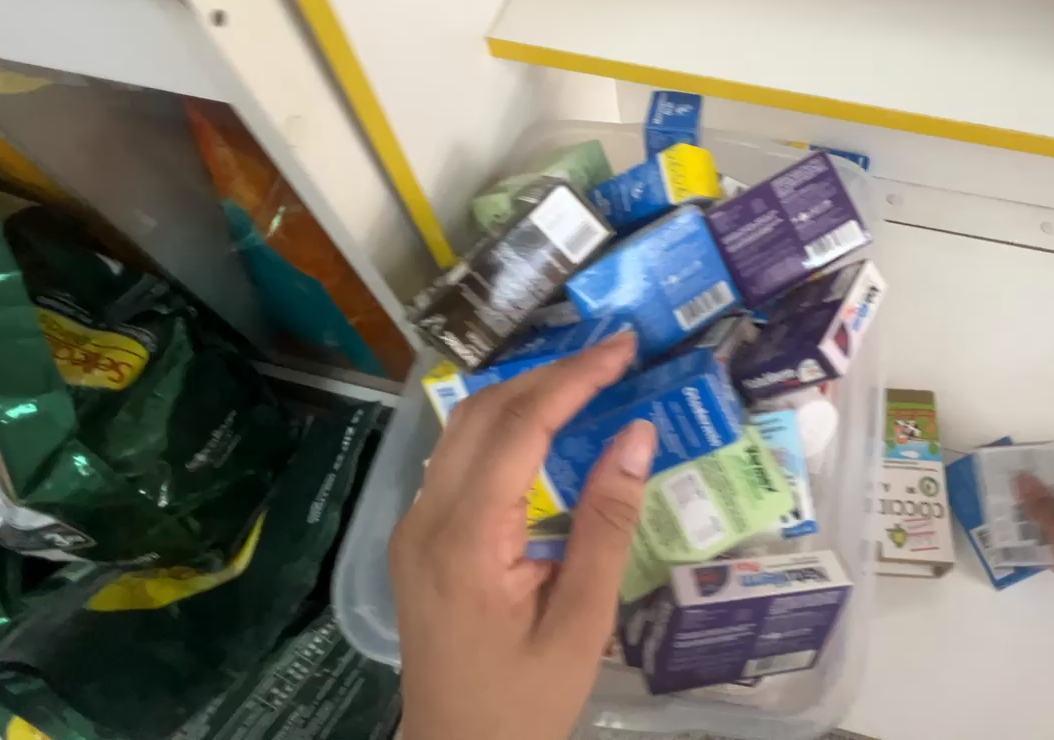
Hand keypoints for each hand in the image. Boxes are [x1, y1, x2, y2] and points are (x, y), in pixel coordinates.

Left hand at [391, 333, 654, 739]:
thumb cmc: (525, 703)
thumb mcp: (583, 621)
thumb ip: (608, 522)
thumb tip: (638, 433)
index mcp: (466, 539)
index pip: (522, 427)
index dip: (575, 379)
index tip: (622, 350)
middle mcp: (426, 516)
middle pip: (486, 410)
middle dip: (552, 372)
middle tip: (613, 356)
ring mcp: (414, 522)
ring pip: (467, 424)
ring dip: (526, 390)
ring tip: (587, 377)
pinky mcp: (419, 533)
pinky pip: (461, 453)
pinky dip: (507, 421)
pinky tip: (545, 421)